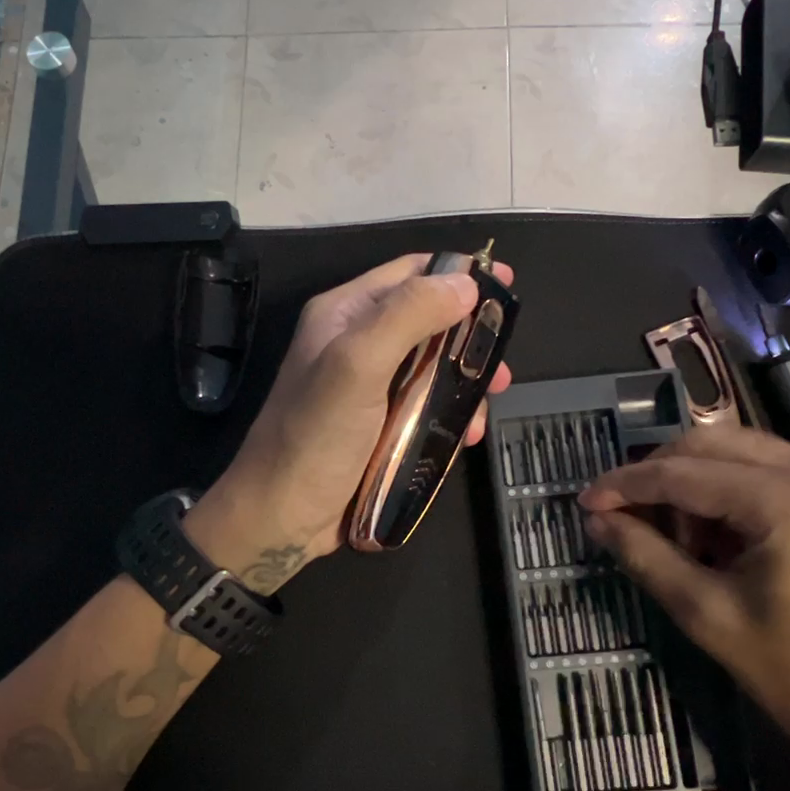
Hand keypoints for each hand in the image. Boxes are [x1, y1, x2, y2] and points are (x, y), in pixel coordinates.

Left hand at [185, 255, 513, 592]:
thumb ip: (407, 316)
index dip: (459, 274)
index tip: (507, 285)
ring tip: (485, 410)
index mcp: (346, 313)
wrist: (282, 516)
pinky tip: (466, 438)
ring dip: (466, 386)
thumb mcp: (357, 366)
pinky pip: (428, 410)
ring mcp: (370, 389)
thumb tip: (465, 282)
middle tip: (501, 367)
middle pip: (431, 322)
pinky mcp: (381, 427)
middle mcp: (358, 343)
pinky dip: (452, 418)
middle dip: (471, 340)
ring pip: (436, 370)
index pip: (411, 273)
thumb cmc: (315, 437)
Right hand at [578, 425, 789, 790]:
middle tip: (625, 522)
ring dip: (699, 486)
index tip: (584, 504)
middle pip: (715, 445)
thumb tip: (598, 521)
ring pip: (747, 454)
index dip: (625, 485)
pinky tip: (724, 542)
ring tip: (679, 545)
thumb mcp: (709, 616)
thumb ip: (646, 556)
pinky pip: (781, 474)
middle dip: (660, 478)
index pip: (684, 472)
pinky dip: (738, 495)